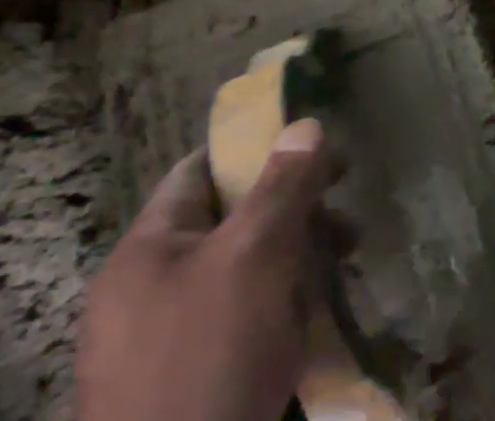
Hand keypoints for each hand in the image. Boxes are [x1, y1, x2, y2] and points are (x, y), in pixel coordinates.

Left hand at [76, 119, 335, 420]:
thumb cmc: (208, 356)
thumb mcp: (254, 257)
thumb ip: (282, 188)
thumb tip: (305, 122)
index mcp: (147, 249)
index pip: (201, 172)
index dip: (258, 152)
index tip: (320, 152)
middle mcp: (147, 285)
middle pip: (231, 222)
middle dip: (296, 215)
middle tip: (347, 226)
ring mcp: (164, 334)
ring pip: (244, 272)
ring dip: (297, 263)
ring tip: (342, 274)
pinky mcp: (189, 373)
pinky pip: (242, 317)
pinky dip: (282, 307)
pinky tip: (313, 320)